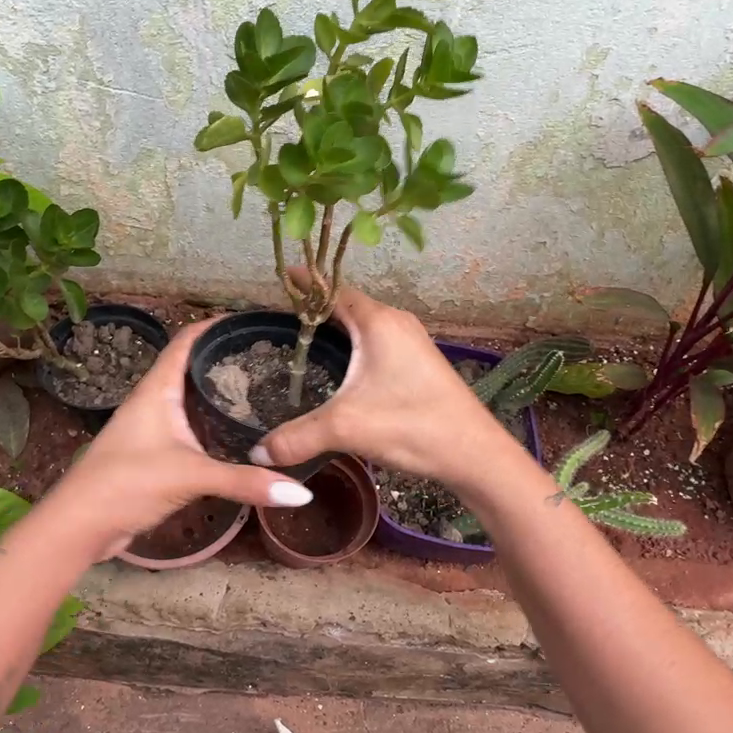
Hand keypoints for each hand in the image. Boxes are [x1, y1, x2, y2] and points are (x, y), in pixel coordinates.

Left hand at [40, 319, 313, 558]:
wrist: (79, 526)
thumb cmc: (125, 485)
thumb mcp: (191, 476)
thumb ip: (245, 482)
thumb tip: (301, 492)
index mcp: (156, 390)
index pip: (187, 340)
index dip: (216, 325)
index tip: (254, 320)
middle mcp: (154, 402)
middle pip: (193, 368)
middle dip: (227, 359)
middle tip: (271, 357)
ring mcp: (152, 429)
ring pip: (192, 401)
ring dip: (221, 394)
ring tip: (265, 389)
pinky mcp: (155, 455)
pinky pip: (190, 430)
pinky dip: (214, 426)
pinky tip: (239, 435)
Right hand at [249, 280, 515, 488]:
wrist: (474, 454)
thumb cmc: (413, 425)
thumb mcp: (346, 428)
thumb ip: (297, 437)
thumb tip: (257, 453)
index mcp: (378, 322)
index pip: (333, 290)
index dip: (306, 284)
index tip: (281, 278)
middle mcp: (397, 323)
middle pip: (349, 305)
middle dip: (317, 307)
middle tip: (283, 315)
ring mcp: (412, 344)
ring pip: (365, 326)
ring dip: (338, 328)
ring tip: (304, 340)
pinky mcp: (419, 366)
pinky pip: (378, 344)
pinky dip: (354, 347)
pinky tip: (341, 370)